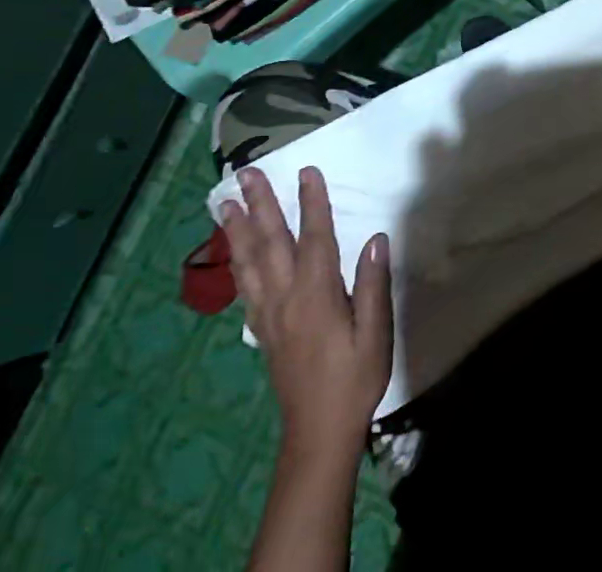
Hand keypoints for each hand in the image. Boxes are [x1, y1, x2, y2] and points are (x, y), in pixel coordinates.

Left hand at [221, 166, 391, 455]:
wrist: (318, 431)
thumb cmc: (354, 381)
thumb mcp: (375, 335)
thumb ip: (372, 285)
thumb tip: (376, 238)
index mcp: (316, 296)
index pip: (314, 238)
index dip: (311, 203)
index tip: (307, 171)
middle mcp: (286, 298)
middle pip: (271, 242)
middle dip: (260, 205)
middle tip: (244, 174)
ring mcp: (268, 314)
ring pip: (249, 262)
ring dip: (238, 230)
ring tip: (225, 203)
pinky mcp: (261, 330)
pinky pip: (245, 287)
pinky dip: (236, 263)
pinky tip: (233, 253)